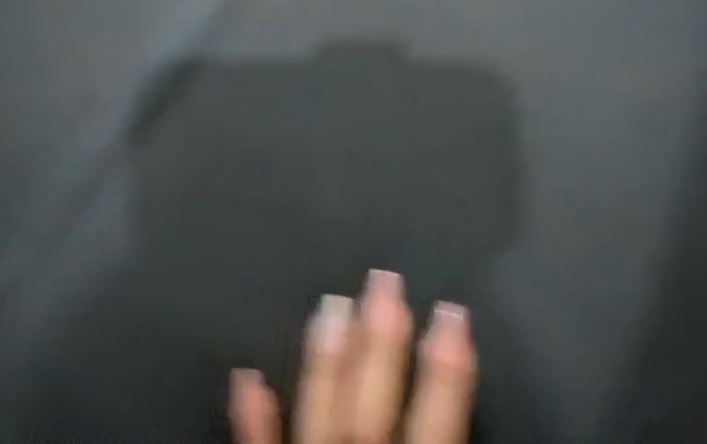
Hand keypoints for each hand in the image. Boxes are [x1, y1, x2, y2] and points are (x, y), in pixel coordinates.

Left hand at [229, 270, 476, 443]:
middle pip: (370, 403)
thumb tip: (462, 417)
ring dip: (326, 358)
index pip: (437, 420)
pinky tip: (245, 374)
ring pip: (318, 411)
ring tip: (333, 302)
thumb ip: (445, 439)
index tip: (451, 311)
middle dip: (380, 339)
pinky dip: (251, 415)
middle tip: (383, 279)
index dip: (447, 367)